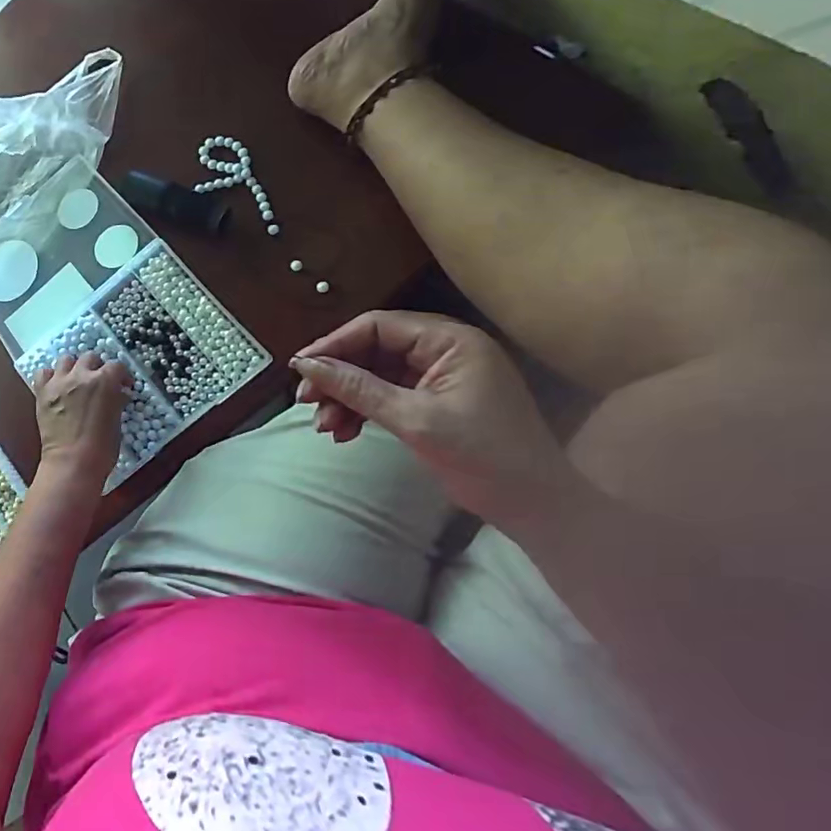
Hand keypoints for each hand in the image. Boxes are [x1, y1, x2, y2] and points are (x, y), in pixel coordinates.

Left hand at [33, 352, 131, 484]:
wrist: (72, 463)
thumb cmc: (102, 448)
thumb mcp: (117, 421)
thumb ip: (116, 401)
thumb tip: (118, 394)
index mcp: (104, 381)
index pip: (117, 366)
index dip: (122, 375)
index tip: (124, 385)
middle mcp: (80, 375)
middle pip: (90, 358)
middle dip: (97, 367)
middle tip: (99, 382)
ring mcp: (58, 382)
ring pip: (66, 360)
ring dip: (73, 367)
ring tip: (76, 380)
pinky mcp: (42, 393)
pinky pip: (43, 373)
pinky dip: (50, 377)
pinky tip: (56, 387)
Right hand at [290, 311, 573, 521]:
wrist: (531, 503)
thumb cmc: (482, 454)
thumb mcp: (413, 419)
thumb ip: (357, 388)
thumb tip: (305, 365)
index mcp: (450, 341)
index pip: (377, 326)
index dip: (334, 344)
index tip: (299, 368)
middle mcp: (443, 350)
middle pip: (370, 350)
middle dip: (336, 377)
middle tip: (305, 402)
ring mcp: (436, 376)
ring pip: (371, 375)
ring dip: (344, 399)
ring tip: (324, 427)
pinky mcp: (430, 401)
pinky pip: (383, 396)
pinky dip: (360, 412)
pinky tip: (343, 433)